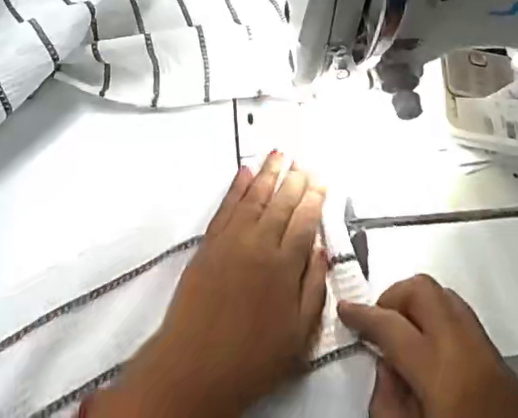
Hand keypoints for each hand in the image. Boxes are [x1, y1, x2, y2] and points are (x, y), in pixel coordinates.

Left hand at [86, 152, 328, 417]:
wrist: (197, 363)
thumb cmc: (252, 358)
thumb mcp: (299, 334)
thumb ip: (313, 288)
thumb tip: (320, 253)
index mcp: (285, 266)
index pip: (304, 221)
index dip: (314, 199)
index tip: (320, 183)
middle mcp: (259, 244)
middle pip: (281, 203)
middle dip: (294, 180)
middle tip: (302, 163)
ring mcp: (232, 240)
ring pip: (254, 197)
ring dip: (267, 173)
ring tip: (277, 154)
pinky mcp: (209, 243)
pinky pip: (226, 206)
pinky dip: (236, 187)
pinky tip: (244, 172)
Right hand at [339, 274, 517, 417]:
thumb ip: (386, 398)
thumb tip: (385, 366)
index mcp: (440, 372)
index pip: (390, 324)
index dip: (362, 315)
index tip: (346, 310)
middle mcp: (468, 351)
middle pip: (424, 291)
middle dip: (395, 298)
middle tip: (379, 323)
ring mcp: (492, 358)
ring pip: (449, 299)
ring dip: (421, 307)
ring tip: (406, 336)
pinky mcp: (507, 371)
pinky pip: (468, 326)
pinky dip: (444, 326)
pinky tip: (434, 357)